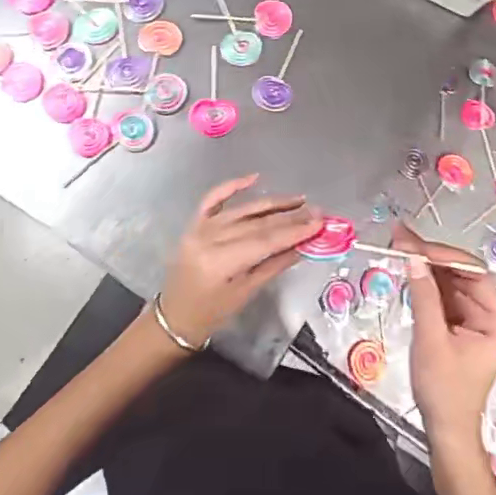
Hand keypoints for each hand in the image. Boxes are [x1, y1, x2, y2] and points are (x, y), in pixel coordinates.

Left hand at [159, 175, 322, 344]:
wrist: (175, 316)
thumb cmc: (212, 312)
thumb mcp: (246, 292)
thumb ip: (274, 265)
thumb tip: (304, 245)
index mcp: (221, 261)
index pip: (265, 240)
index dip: (295, 230)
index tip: (320, 222)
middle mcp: (209, 238)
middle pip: (257, 223)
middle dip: (290, 217)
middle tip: (317, 211)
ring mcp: (200, 228)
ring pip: (243, 210)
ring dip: (272, 203)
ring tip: (298, 200)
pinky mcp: (195, 224)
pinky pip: (214, 199)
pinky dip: (233, 186)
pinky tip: (254, 178)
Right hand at [395, 222, 495, 447]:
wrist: (444, 429)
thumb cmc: (444, 389)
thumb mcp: (431, 340)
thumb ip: (424, 297)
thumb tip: (413, 259)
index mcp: (495, 319)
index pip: (473, 273)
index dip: (444, 256)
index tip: (414, 246)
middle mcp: (487, 314)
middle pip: (460, 274)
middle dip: (430, 256)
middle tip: (399, 237)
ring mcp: (470, 320)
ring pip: (447, 283)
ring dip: (424, 265)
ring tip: (397, 245)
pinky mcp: (453, 326)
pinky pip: (440, 297)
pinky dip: (423, 283)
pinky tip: (406, 269)